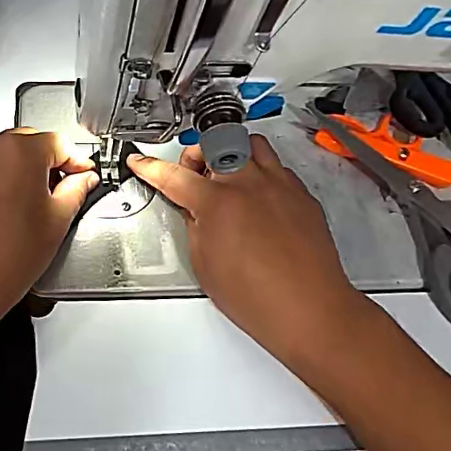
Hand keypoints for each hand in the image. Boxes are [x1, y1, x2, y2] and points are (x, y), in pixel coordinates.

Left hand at [0, 128, 97, 361]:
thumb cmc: (7, 257)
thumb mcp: (58, 220)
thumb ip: (76, 189)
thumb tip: (82, 180)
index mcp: (21, 152)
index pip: (58, 142)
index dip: (76, 160)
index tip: (81, 172)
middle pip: (26, 143)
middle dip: (45, 162)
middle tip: (58, 188)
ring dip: (16, 172)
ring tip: (27, 205)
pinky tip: (1, 212)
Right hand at [128, 136, 371, 364]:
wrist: (308, 308)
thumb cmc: (261, 296)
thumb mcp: (205, 263)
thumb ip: (195, 227)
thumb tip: (194, 212)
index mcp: (217, 201)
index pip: (173, 175)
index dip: (151, 167)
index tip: (142, 162)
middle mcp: (249, 184)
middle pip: (216, 141)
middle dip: (198, 153)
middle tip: (193, 172)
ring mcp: (279, 185)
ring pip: (251, 143)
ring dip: (233, 152)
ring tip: (227, 176)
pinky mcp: (301, 194)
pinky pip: (278, 167)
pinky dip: (262, 173)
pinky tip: (257, 196)